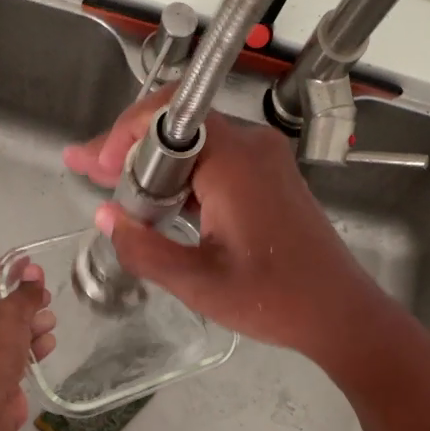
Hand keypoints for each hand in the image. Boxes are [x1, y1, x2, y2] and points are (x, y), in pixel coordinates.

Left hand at [0, 258, 55, 430]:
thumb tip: (34, 276)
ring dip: (33, 324)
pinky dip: (33, 346)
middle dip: (25, 301)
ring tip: (49, 323)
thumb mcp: (9, 317)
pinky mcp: (0, 373)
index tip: (32, 263)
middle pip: (1, 306)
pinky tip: (47, 344)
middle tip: (46, 297)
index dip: (9, 269)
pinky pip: (19, 352)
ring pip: (13, 330)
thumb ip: (24, 294)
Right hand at [63, 89, 388, 360]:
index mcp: (233, 161)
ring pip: (198, 145)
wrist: (338, 312)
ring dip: (157, 166)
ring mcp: (267, 161)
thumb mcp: (198, 283)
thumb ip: (145, 249)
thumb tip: (107, 218)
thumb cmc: (273, 299)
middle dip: (130, 148)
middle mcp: (252, 147)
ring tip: (117, 192)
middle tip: (91, 172)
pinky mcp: (273, 179)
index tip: (91, 165)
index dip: (120, 136)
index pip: (164, 118)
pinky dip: (185, 179)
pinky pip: (219, 163)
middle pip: (179, 126)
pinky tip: (161, 206)